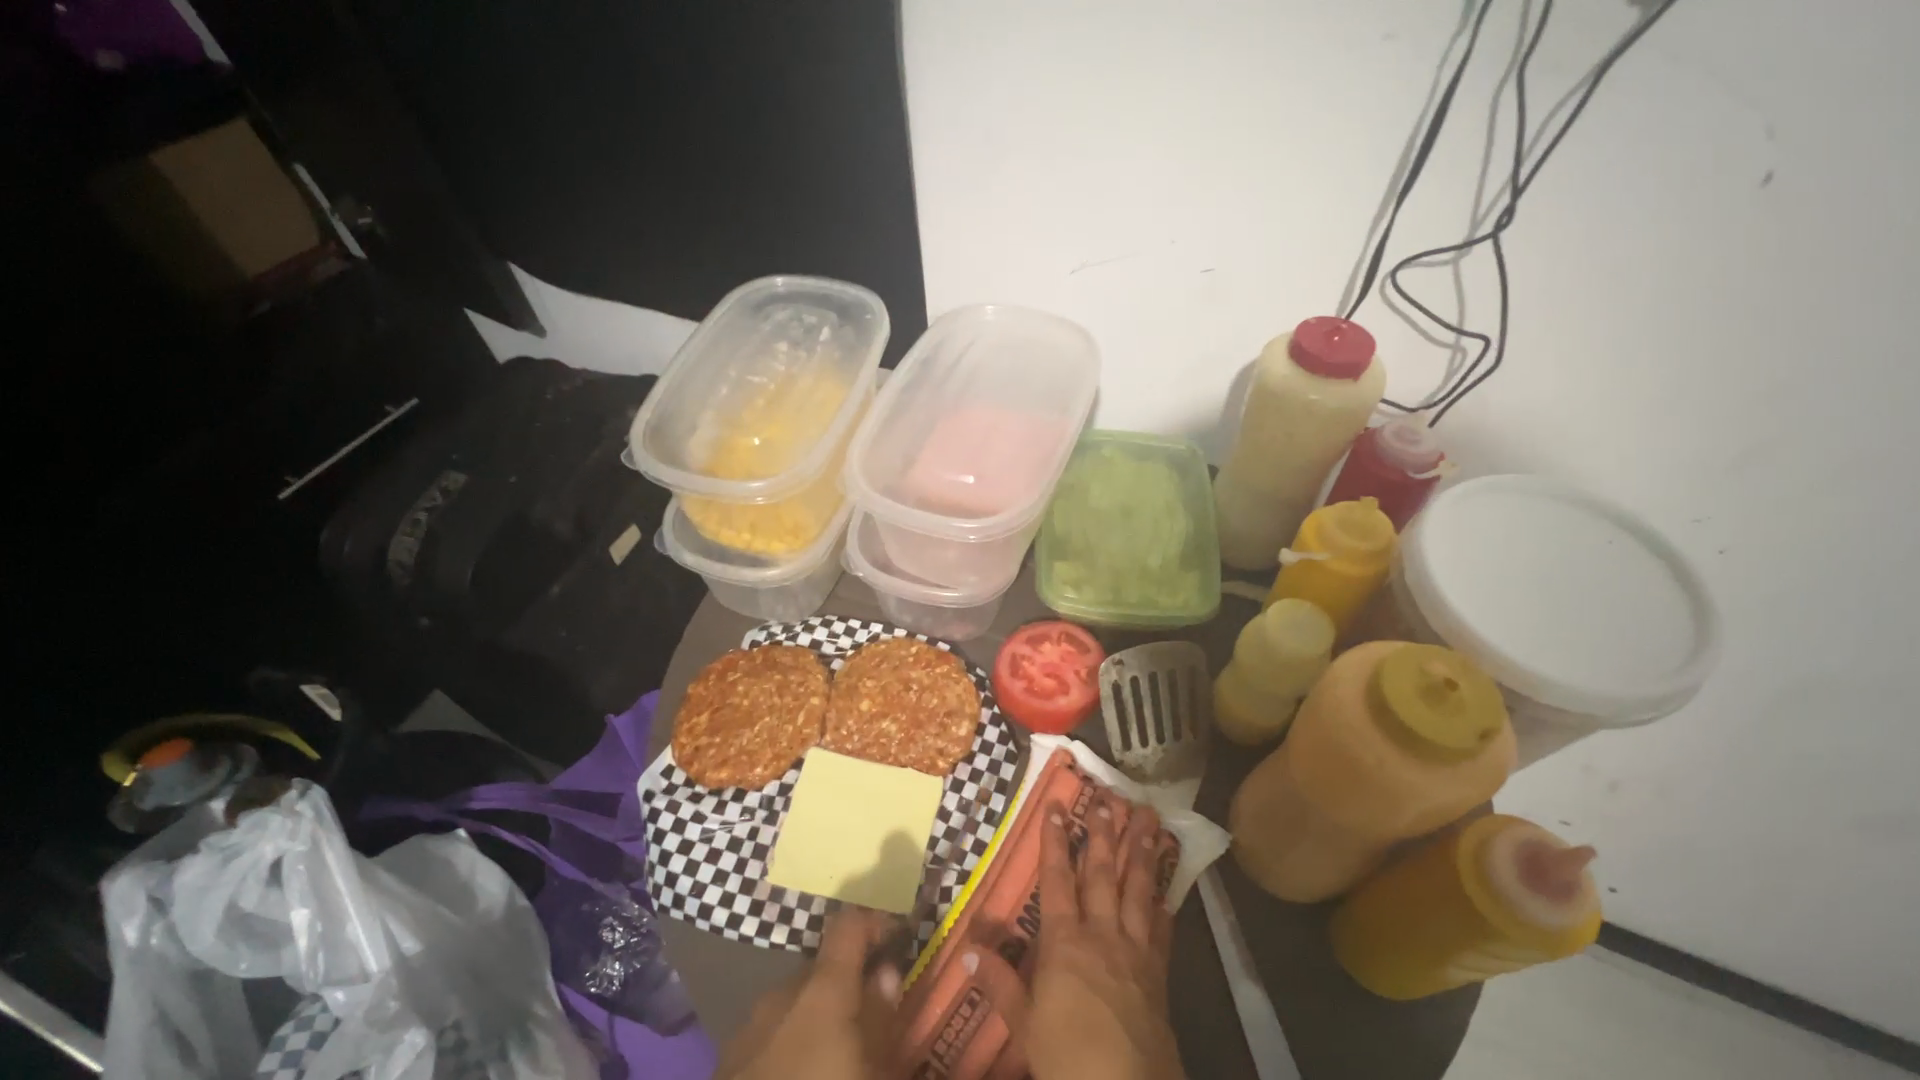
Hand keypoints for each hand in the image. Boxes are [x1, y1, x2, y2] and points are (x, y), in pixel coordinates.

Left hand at [714, 908, 902, 1079]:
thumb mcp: (873, 1068)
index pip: (848, 926)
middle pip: (822, 968)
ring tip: (840, 1053)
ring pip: (795, 1003)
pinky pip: (771, 1033)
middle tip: (875, 1015)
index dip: (874, 923)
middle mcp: (782, 993)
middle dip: (849, 983)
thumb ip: (880, 1017)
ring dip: (820, 1016)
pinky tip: (804, 1072)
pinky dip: (793, 1041)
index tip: (897, 937)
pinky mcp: (728, 1060)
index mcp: (822, 989)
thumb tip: (885, 973)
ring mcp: (749, 1025)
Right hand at [1026, 796, 1185, 1079]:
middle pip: (1103, 875)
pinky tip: (1167, 888)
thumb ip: (1001, 982)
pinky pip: (1162, 930)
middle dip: (1104, 835)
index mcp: (1065, 942)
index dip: (1056, 841)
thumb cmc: (1068, 1056)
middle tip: (1109, 799)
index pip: (1057, 880)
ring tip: (1149, 821)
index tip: (1056, 806)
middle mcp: (1103, 935)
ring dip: (1142, 853)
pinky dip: (1164, 904)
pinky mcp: (1159, 974)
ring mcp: (1136, 952)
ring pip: (1139, 891)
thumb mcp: (1024, 1023)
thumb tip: (967, 948)